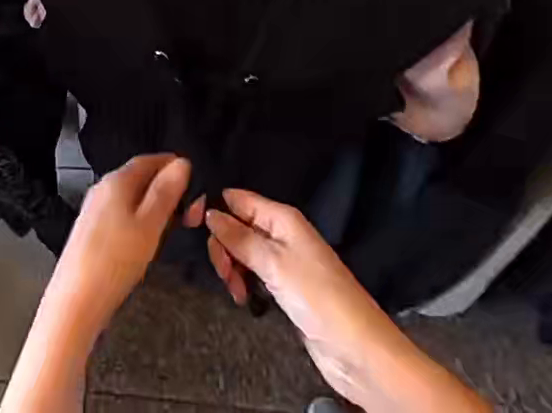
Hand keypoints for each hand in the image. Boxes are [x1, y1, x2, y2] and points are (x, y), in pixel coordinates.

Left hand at [42, 153, 190, 338]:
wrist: (75, 301)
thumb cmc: (114, 261)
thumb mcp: (149, 225)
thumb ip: (166, 192)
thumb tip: (181, 163)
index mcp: (116, 181)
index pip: (149, 159)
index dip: (173, 165)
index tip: (194, 180)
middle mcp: (102, 189)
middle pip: (140, 177)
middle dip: (167, 188)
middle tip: (190, 211)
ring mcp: (95, 209)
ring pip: (132, 197)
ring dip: (155, 206)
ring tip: (176, 226)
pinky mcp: (92, 230)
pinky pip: (122, 213)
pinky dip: (141, 219)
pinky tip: (149, 239)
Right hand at [192, 189, 489, 412]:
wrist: (358, 351)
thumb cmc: (318, 299)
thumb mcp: (274, 264)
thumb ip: (239, 237)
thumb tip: (209, 212)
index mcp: (282, 218)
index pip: (237, 198)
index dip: (215, 208)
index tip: (193, 226)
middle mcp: (281, 233)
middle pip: (236, 225)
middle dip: (223, 246)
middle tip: (226, 273)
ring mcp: (283, 260)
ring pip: (242, 251)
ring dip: (232, 268)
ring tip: (237, 291)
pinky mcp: (284, 286)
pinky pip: (253, 273)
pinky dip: (244, 283)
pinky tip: (244, 298)